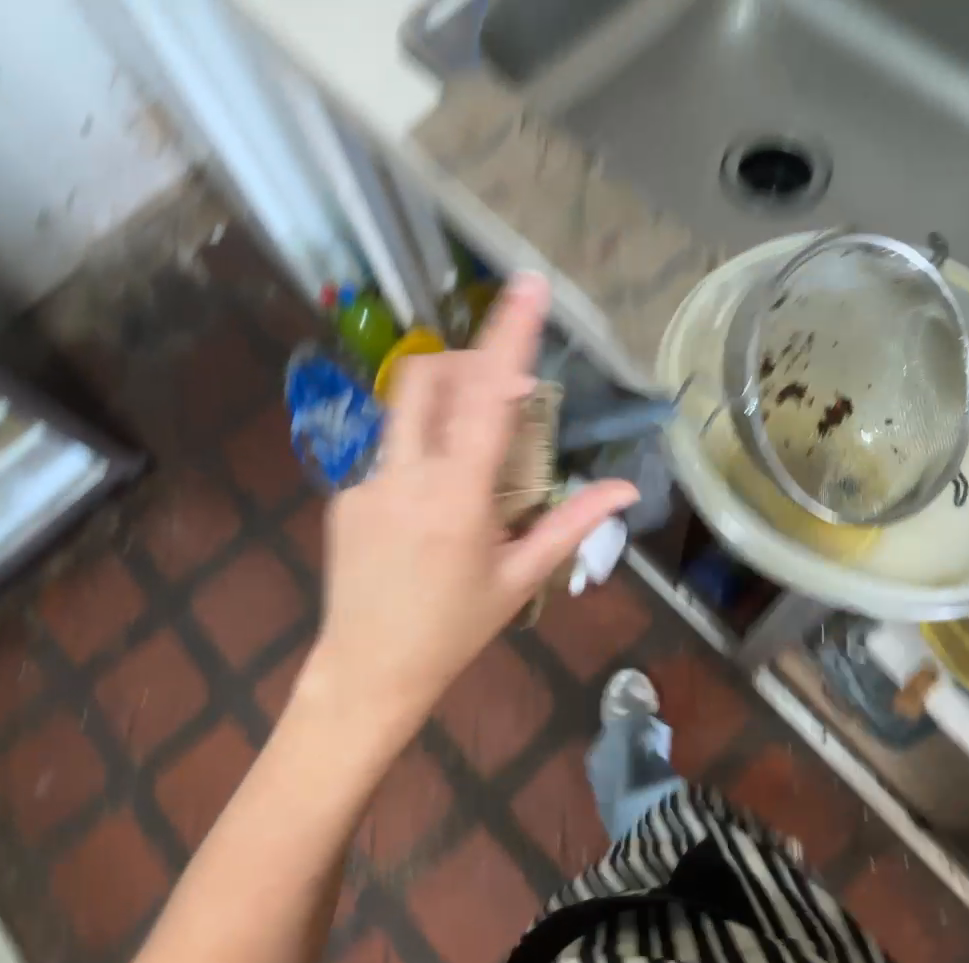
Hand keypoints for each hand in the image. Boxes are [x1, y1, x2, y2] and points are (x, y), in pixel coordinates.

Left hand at [301, 274, 637, 749]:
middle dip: (465, 360)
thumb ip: (570, 525)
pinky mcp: (343, 497)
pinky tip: (425, 512)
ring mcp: (365, 483)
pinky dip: (417, 462)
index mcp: (457, 496)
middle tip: (498, 383)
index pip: (487, 399)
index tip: (527, 284)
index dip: (509, 335)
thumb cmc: (454, 630)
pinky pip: (387, 457)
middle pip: (427, 378)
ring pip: (404, 416)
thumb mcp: (519, 580)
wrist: (369, 671)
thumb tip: (625, 491)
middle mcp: (405, 476)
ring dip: (441, 413)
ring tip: (467, 462)